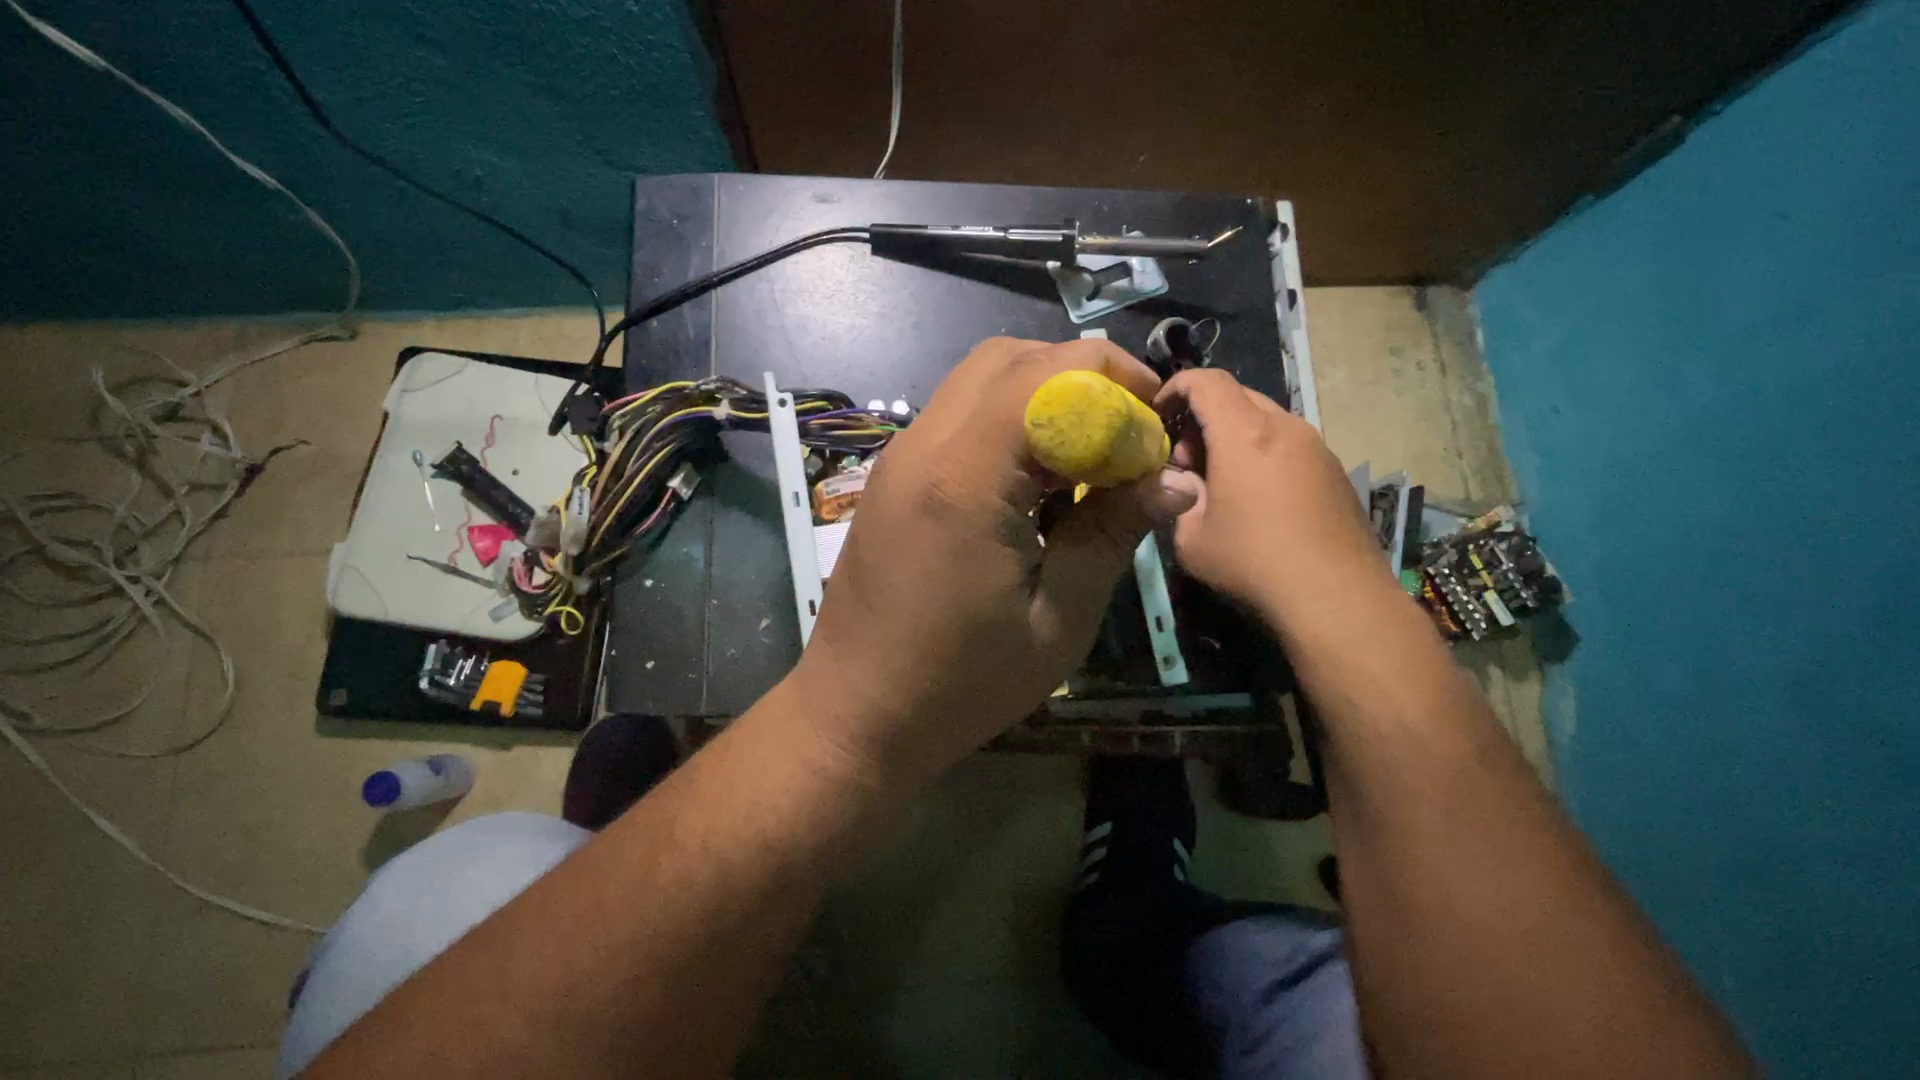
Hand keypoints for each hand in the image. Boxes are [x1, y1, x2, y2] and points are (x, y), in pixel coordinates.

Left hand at [789, 337, 1200, 782]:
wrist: (856, 715)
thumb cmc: (961, 684)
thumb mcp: (1058, 620)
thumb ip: (1113, 534)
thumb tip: (1176, 481)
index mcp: (966, 478)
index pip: (1050, 375)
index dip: (1118, 388)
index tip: (1156, 437)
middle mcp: (925, 446)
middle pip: (1011, 358)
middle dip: (1083, 378)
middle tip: (1128, 435)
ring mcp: (901, 457)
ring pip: (979, 378)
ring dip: (1043, 395)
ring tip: (1087, 457)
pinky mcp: (893, 477)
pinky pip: (957, 416)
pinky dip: (1007, 421)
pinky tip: (1036, 480)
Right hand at [1154, 369, 1387, 619]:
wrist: (1337, 598)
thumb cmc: (1253, 562)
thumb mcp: (1191, 539)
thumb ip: (1179, 500)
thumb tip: (1185, 484)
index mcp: (1244, 433)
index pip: (1206, 381)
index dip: (1176, 388)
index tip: (1159, 415)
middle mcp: (1284, 427)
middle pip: (1238, 397)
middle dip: (1204, 418)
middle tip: (1187, 461)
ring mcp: (1316, 448)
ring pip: (1266, 422)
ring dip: (1236, 438)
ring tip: (1222, 483)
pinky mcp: (1335, 472)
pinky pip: (1289, 447)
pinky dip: (1264, 456)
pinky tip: (1259, 501)